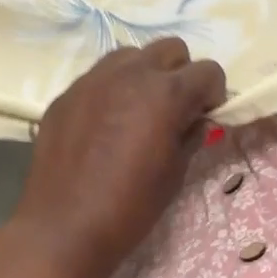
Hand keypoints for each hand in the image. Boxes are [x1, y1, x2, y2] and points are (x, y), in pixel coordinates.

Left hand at [11, 38, 226, 274]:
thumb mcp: (174, 174)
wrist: (64, 227)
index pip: (208, 71)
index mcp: (165, 93)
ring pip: (130, 56)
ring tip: (137, 112)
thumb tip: (196, 120)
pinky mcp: (65, 95)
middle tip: (174, 111)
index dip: (213, 94)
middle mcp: (129, 74)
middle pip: (170, 50)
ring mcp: (92, 80)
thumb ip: (190, 136)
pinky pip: (98, 78)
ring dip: (144, 75)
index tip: (204, 117)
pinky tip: (104, 126)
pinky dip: (111, 91)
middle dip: (180, 75)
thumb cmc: (129, 208)